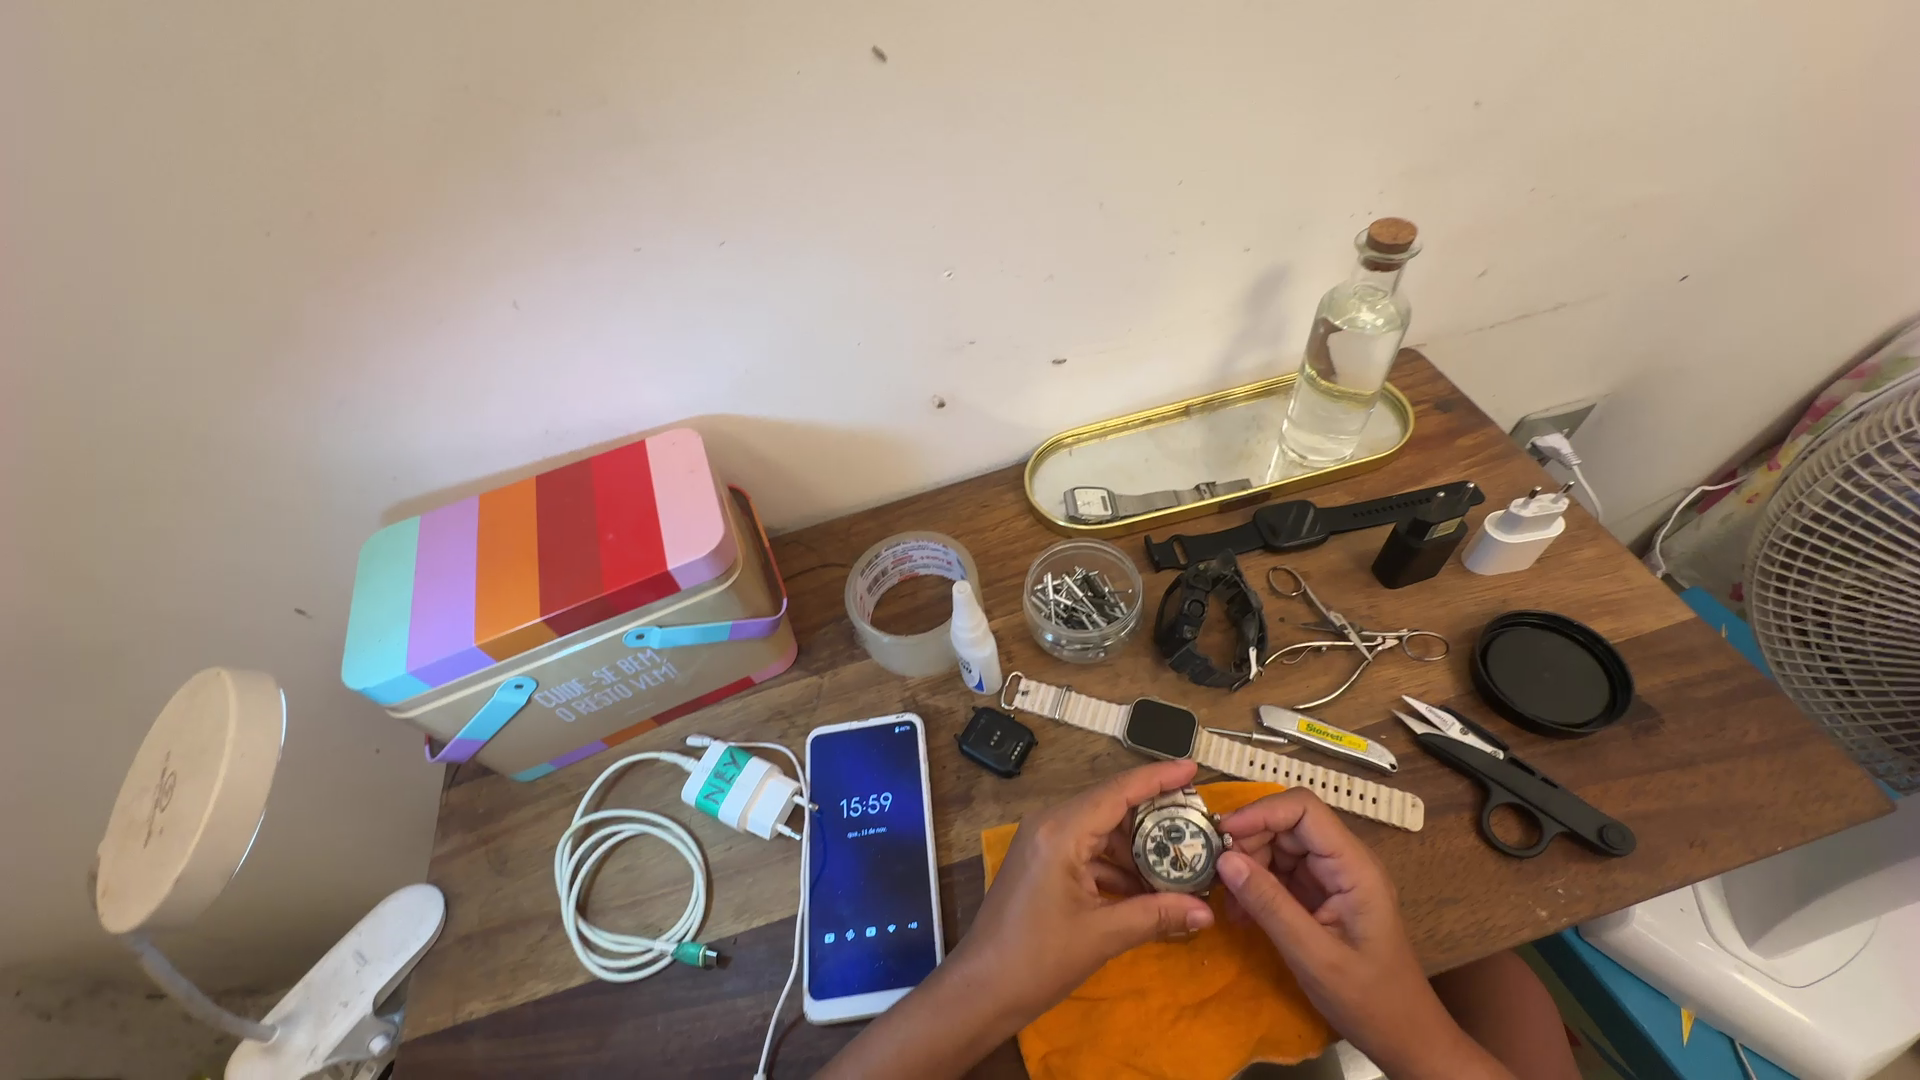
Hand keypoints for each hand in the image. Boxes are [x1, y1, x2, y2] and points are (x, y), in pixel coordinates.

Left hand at [819, 760, 1215, 1079]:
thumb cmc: (1036, 958)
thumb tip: (1205, 911)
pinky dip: (1118, 865)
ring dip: (1138, 847)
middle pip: (1111, 807)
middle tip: (1199, 825)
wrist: (981, 988)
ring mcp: (1044, 842)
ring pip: (1102, 831)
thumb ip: (1155, 915)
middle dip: (1155, 817)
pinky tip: (1149, 887)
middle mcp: (1051, 824)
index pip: (1117, 791)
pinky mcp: (1043, 862)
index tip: (1192, 767)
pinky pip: (1088, 851)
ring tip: (1183, 861)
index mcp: (1061, 830)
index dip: (1156, 777)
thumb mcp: (1101, 935)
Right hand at [1215, 790, 1511, 1079]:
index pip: (1304, 809)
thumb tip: (1224, 859)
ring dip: (1247, 864)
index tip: (1223, 834)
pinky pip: (1279, 871)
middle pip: (1286, 824)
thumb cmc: (1369, 999)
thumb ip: (1270, 905)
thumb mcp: (1314, 956)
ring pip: (1278, 845)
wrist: (1404, 1038)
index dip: (1260, 812)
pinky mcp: (1319, 893)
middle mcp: (1343, 861)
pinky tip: (1240, 911)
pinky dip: (1255, 884)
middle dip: (1248, 840)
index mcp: (1354, 866)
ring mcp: (1331, 877)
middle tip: (1217, 871)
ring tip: (1227, 898)